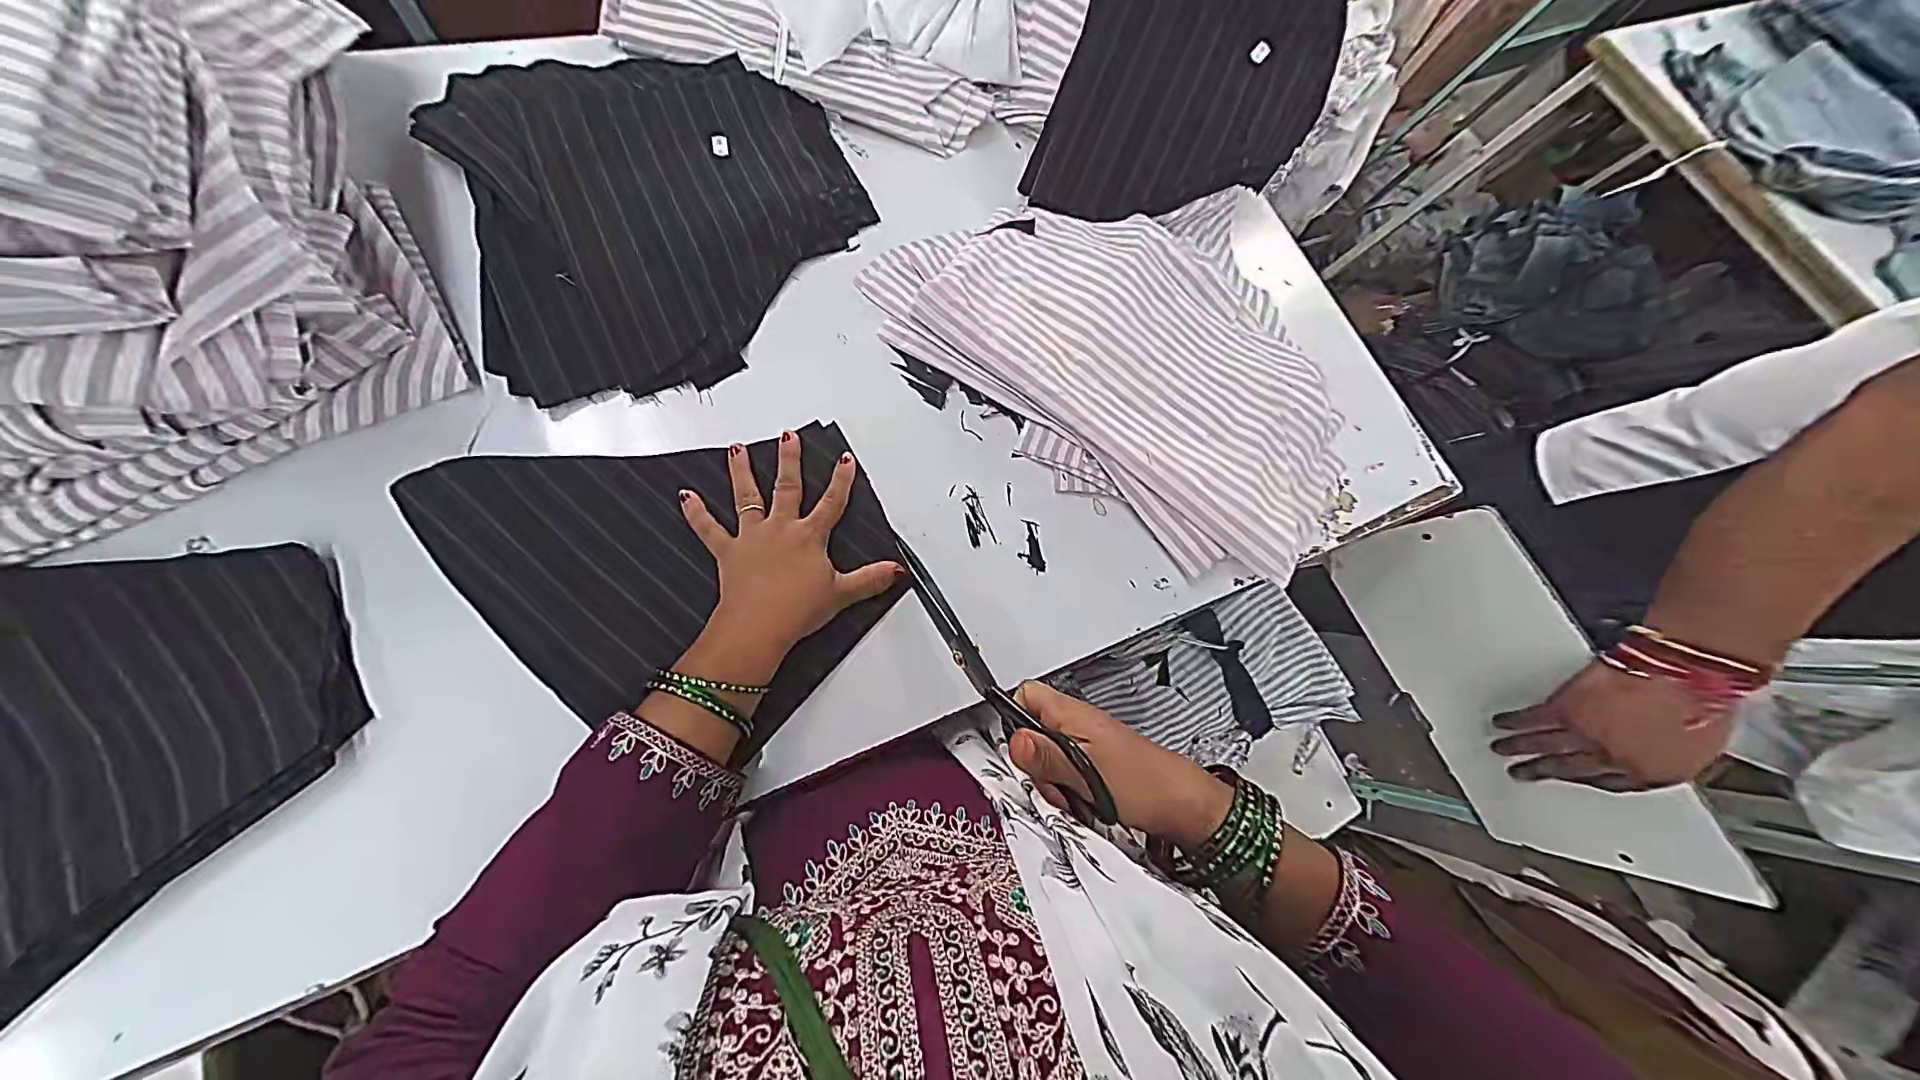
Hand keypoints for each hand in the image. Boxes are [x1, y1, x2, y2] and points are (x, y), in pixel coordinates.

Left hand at [679, 430, 903, 681]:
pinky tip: (686, 497)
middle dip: (789, 460)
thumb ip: (870, 579)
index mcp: (809, 537)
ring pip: (747, 497)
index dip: (841, 480)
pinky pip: (709, 529)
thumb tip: (894, 572)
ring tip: (738, 450)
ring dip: (742, 472)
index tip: (844, 460)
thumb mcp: (842, 594)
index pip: (831, 502)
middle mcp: (780, 530)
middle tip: (787, 437)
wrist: (758, 626)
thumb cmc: (795, 610)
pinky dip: (696, 513)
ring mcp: (752, 538)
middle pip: (787, 487)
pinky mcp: (728, 553)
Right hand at [1008, 681, 1232, 848]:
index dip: (1013, 719)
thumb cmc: (1146, 784)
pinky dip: (1070, 791)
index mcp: (1071, 714)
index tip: (1019, 751)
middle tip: (1053, 783)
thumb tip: (1014, 743)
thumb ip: (1046, 757)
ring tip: (1074, 797)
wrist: (1184, 806)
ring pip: (1047, 759)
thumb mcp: (1086, 773)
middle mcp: (1076, 724)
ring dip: (1053, 783)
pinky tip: (1084, 803)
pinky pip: (1066, 774)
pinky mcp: (1095, 765)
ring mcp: (1086, 744)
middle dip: (1035, 765)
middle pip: (1032, 734)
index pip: (1024, 696)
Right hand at [1491, 659, 1733, 789]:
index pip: (1612, 784)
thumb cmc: (1709, 700)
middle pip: (1570, 769)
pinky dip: (1515, 722)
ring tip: (1503, 748)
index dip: (1587, 781)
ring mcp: (1588, 735)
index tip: (1571, 777)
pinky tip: (1505, 722)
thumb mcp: (1704, 741)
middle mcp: (1616, 759)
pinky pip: (1534, 720)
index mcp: (1655, 773)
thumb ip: (1670, 751)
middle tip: (1524, 772)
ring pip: (1545, 746)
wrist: (1691, 674)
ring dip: (1521, 748)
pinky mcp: (1565, 710)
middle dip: (1544, 770)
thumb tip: (1654, 747)